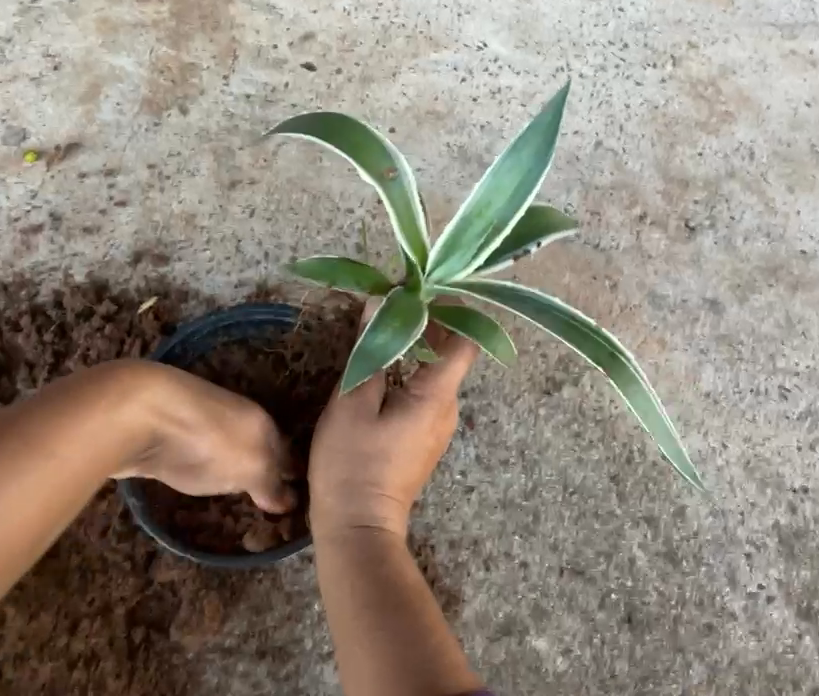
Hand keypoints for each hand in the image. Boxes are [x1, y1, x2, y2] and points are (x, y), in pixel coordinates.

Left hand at [106, 361, 295, 513]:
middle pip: (257, 447)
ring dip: (233, 466)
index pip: (285, 451)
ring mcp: (202, 423)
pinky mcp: (170, 433)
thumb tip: (289, 500)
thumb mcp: (249, 466)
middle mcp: (236, 418)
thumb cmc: (205, 441)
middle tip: (272, 499)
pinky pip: (198, 453)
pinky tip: (202, 478)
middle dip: (265, 468)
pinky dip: (205, 466)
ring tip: (239, 492)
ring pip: (226, 448)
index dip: (292, 473)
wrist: (139, 413)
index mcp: (261, 423)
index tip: (299, 498)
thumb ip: (269, 483)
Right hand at [309, 309, 479, 538]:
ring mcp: (437, 426)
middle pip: (450, 353)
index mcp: (437, 396)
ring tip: (381, 325)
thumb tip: (378, 304)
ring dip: (415, 346)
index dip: (453, 311)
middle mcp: (447, 409)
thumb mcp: (352, 401)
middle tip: (392, 299)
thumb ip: (369, 350)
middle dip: (426, 322)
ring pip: (435, 372)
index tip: (424, 289)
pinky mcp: (423, 437)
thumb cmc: (353, 464)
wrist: (357, 528)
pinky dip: (408, 370)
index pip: (466, 342)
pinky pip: (424, 391)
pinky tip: (380, 364)